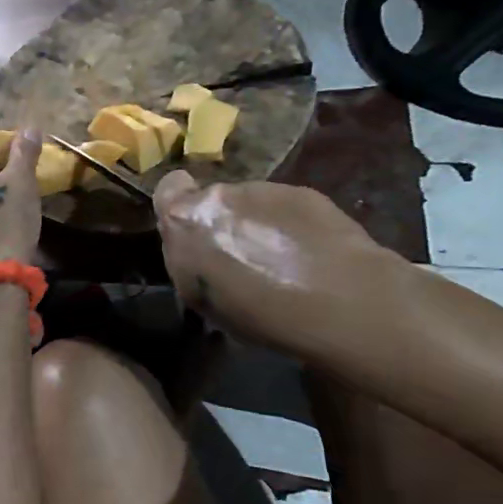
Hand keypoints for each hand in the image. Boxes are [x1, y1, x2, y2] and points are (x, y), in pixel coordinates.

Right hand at [153, 172, 403, 353]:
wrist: (335, 299)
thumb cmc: (258, 314)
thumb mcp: (203, 301)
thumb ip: (192, 264)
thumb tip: (203, 255)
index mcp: (184, 221)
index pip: (167, 189)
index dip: (180, 204)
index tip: (196, 230)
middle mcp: (219, 195)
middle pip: (213, 199)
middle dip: (224, 220)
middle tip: (244, 255)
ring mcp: (263, 189)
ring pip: (251, 202)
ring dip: (259, 223)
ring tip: (284, 260)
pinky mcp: (302, 191)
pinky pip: (286, 205)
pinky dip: (291, 224)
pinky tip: (310, 253)